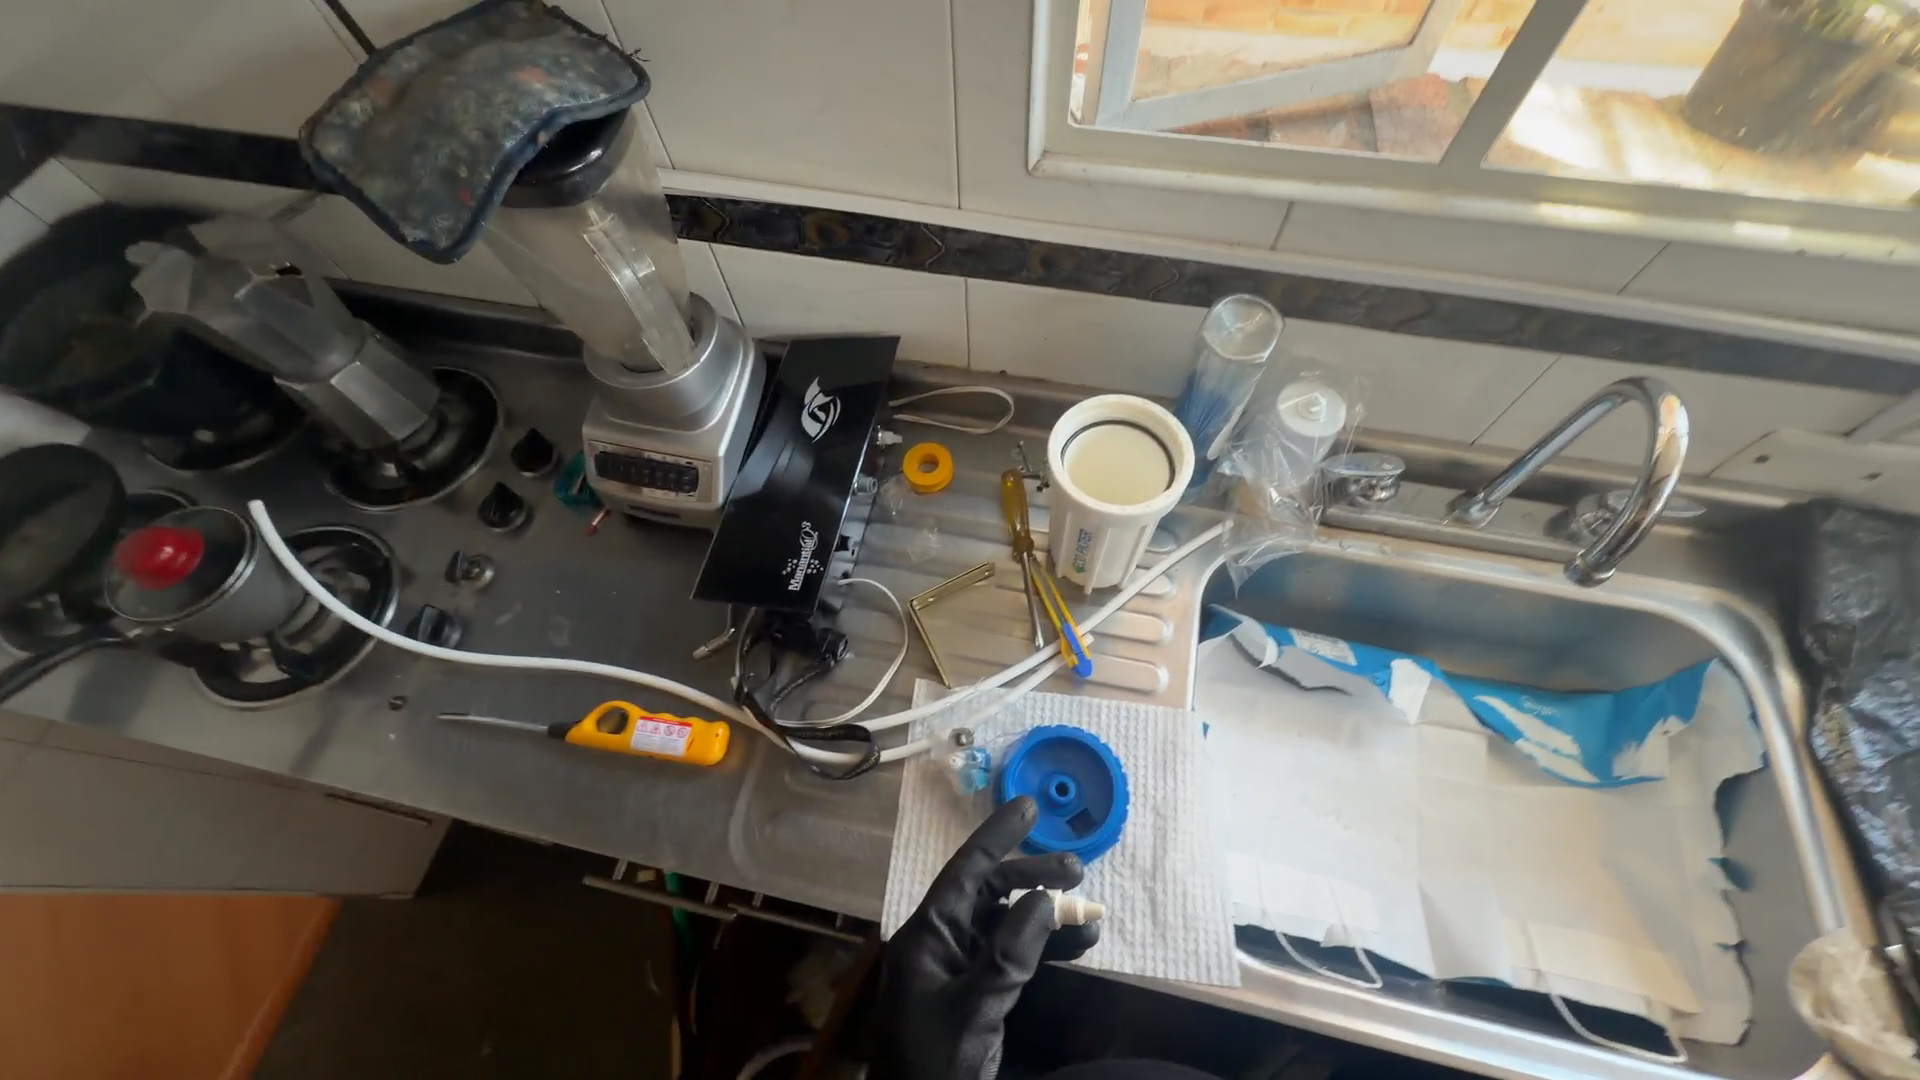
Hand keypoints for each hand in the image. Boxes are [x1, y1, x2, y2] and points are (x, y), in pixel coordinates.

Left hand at [872, 796, 1100, 1079]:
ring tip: (1090, 914)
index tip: (1029, 806)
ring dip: (1047, 916)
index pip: (966, 870)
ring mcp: (959, 967)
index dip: (998, 835)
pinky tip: (1080, 945)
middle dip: (1033, 877)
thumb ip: (1009, 952)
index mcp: (928, 934)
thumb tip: (1042, 898)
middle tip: (1077, 870)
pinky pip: (1013, 956)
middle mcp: (942, 941)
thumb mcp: (973, 1008)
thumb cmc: (934, 1063)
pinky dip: (1045, 949)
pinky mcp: (976, 992)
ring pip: (1007, 923)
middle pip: (990, 892)